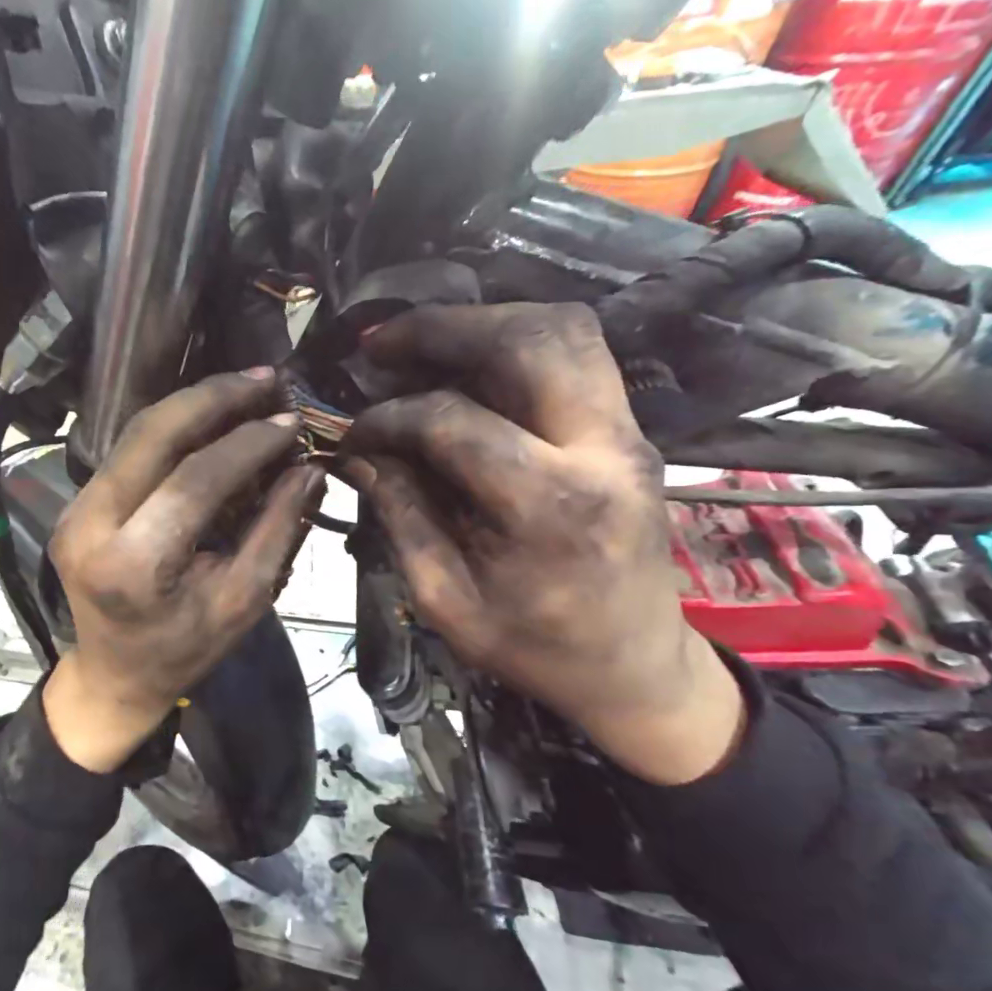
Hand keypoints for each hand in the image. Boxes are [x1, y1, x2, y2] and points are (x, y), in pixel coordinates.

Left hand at [43, 368, 325, 772]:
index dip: (248, 444)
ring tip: (247, 387)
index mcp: (132, 564)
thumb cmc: (185, 649)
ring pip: (135, 432)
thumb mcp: (243, 601)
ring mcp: (74, 509)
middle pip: (152, 435)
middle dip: (214, 397)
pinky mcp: (75, 502)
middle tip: (268, 379)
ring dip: (194, 403)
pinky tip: (212, 415)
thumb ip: (276, 529)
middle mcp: (90, 525)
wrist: (114, 675)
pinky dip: (174, 426)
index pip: (194, 480)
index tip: (291, 423)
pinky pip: (128, 448)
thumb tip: (309, 466)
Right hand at [340, 304, 742, 784]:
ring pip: (562, 328)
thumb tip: (359, 453)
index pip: (454, 421)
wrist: (637, 667)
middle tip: (379, 344)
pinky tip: (470, 364)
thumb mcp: (448, 602)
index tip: (354, 435)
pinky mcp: (629, 429)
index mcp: (551, 507)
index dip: (389, 418)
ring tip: (423, 344)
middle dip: (441, 328)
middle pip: (528, 339)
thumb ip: (402, 516)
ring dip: (483, 322)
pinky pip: (576, 353)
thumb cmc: (539, 649)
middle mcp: (601, 449)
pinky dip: (515, 341)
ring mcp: (627, 432)